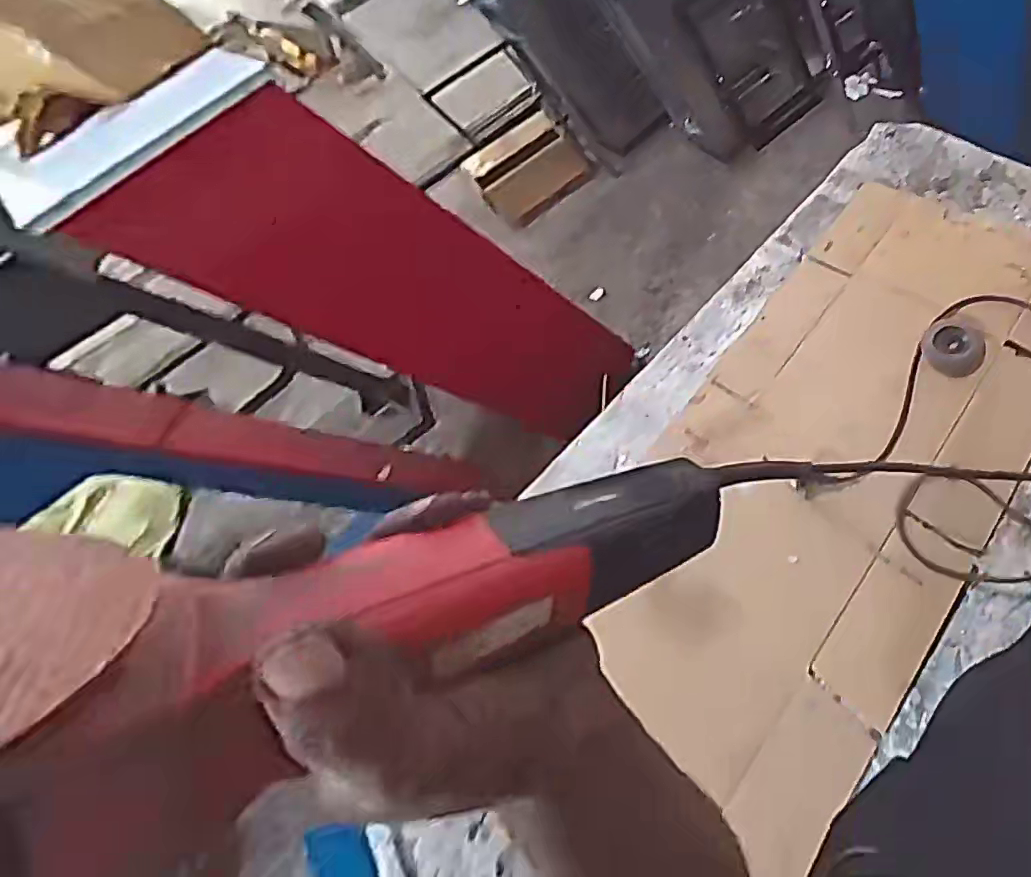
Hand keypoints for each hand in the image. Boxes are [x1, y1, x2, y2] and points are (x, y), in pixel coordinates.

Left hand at [227, 494, 744, 876]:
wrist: (575, 721)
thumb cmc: (486, 756)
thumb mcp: (408, 757)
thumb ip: (347, 722)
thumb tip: (290, 653)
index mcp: (294, 714)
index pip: (220, 664)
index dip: (219, 612)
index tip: (256, 578)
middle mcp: (339, 659)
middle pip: (296, 593)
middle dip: (310, 555)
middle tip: (326, 540)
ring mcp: (401, 619)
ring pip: (374, 560)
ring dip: (400, 527)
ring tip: (444, 514)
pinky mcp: (459, 586)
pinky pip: (443, 544)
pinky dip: (454, 519)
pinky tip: (475, 509)